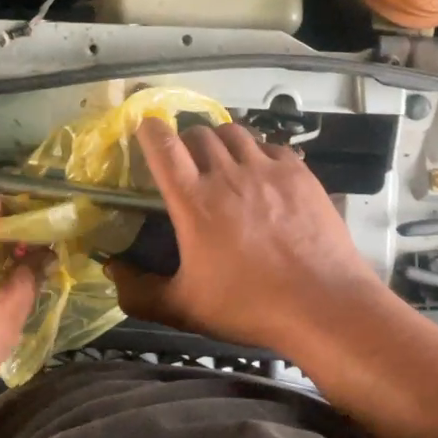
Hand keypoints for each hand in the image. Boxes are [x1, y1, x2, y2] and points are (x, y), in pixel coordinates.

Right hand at [108, 119, 384, 353]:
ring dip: (220, 141)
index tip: (145, 129)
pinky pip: (270, 145)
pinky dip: (257, 152)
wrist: (325, 306)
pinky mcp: (299, 173)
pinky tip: (261, 175)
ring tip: (222, 161)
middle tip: (186, 162)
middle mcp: (227, 174)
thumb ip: (140, 292)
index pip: (164, 145)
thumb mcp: (185, 308)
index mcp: (194, 201)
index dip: (150, 130)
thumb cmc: (250, 306)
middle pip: (198, 133)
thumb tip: (112, 271)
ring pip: (234, 132)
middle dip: (186, 140)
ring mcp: (267, 170)